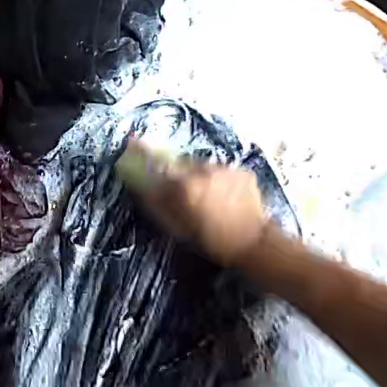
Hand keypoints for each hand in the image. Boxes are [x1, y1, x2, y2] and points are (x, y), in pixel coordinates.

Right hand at [118, 141, 269, 265]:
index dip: (143, 154)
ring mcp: (225, 169)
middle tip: (183, 192)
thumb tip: (139, 186)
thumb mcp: (179, 229)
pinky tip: (225, 198)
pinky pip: (222, 171)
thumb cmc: (212, 242)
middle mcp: (203, 171)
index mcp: (185, 187)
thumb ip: (157, 205)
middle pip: (181, 165)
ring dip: (200, 177)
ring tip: (208, 199)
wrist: (253, 244)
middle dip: (178, 174)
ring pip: (203, 167)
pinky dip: (219, 180)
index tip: (132, 142)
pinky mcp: (242, 171)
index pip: (158, 165)